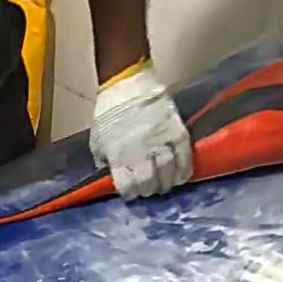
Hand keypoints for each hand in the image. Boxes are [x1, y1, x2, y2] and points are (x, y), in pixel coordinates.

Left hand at [89, 60, 192, 199]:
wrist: (126, 86)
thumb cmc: (108, 116)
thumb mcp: (98, 144)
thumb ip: (105, 161)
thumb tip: (110, 176)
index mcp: (118, 156)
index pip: (126, 184)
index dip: (130, 193)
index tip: (132, 195)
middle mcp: (139, 151)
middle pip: (148, 179)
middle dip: (149, 190)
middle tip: (150, 191)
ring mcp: (159, 139)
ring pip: (167, 168)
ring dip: (167, 182)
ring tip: (166, 187)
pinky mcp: (175, 128)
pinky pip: (183, 152)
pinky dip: (184, 167)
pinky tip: (183, 176)